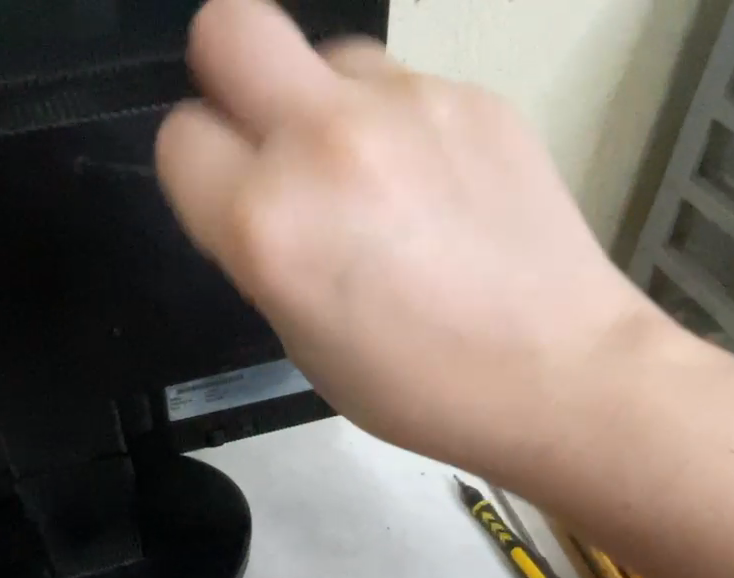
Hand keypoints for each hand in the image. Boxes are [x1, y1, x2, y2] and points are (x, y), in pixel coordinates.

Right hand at [156, 0, 663, 474]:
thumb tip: (256, 194)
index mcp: (268, 224)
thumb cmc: (414, 386)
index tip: (228, 196)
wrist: (555, 373)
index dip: (198, 170)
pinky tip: (434, 182)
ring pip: (325, 52)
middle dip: (229, 76)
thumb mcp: (300, 338)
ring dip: (323, 102)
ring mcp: (406, 104)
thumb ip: (260, 248)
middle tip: (268, 136)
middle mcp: (324, 142)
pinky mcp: (472, 94)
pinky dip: (398, 121)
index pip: (178, 138)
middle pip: (228, 28)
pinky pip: (402, 82)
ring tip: (372, 174)